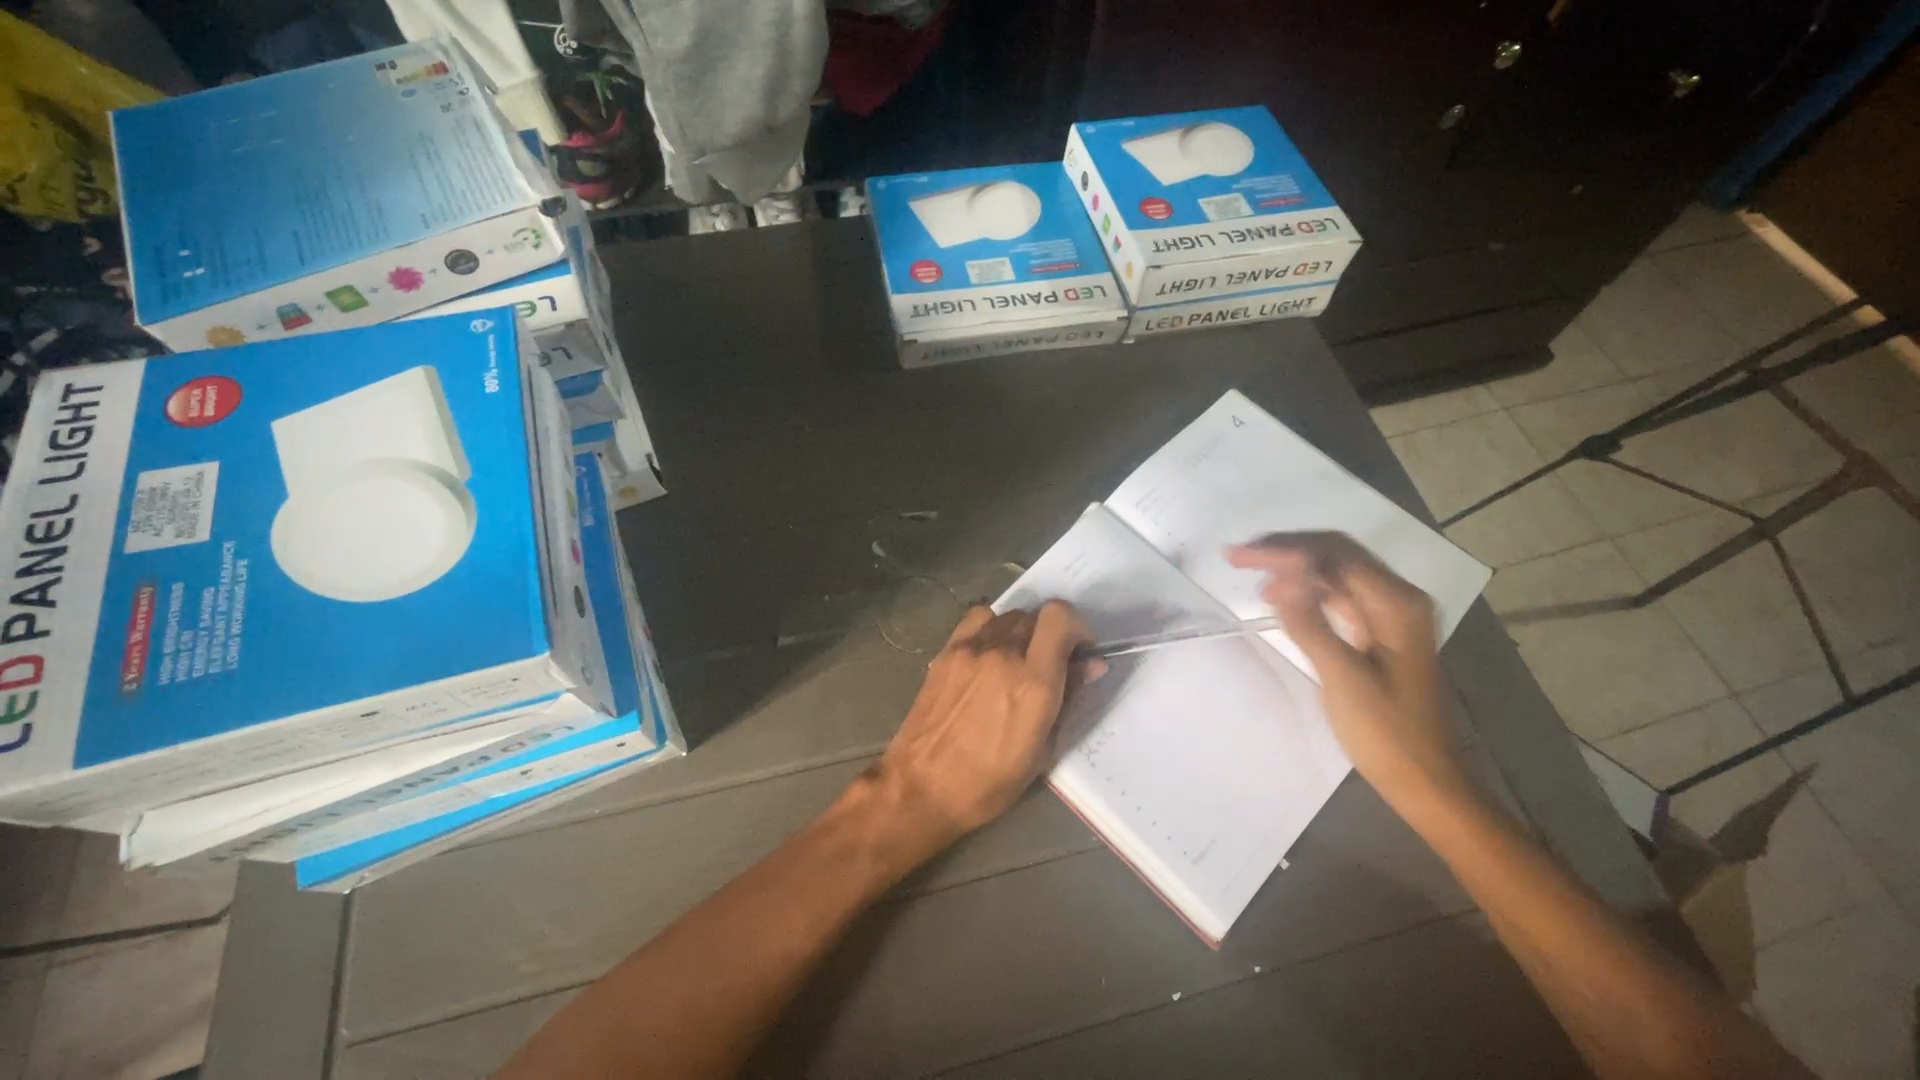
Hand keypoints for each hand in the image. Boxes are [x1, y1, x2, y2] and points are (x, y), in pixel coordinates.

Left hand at [870, 602, 1099, 850]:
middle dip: (1053, 634)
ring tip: (1019, 663)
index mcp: (1033, 683)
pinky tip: (990, 655)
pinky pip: (978, 620)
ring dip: (1023, 632)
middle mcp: (1003, 655)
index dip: (1078, 627)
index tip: (1080, 651)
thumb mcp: (1043, 749)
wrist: (923, 787)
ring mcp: (970, 649)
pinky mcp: (946, 651)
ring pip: (1009, 616)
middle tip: (1051, 665)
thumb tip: (1091, 665)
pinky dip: (993, 628)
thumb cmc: (990, 782)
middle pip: (1037, 615)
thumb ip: (1068, 698)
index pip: (1060, 618)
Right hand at [1227, 532, 1467, 808]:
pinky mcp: (1380, 633)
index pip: (1334, 556)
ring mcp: (1391, 616)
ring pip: (1336, 574)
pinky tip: (1280, 599)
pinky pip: (1339, 597)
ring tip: (1251, 575)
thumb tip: (1279, 579)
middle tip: (1238, 556)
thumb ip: (1310, 624)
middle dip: (1286, 550)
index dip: (1284, 550)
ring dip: (1294, 569)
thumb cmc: (1387, 734)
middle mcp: (1398, 599)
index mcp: (1397, 604)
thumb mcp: (1343, 679)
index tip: (1239, 557)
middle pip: (1336, 555)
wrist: (1426, 779)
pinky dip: (1308, 592)